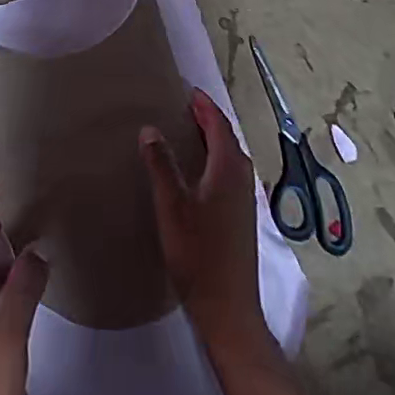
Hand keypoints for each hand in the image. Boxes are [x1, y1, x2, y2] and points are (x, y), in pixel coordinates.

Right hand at [139, 88, 266, 353]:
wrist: (227, 305)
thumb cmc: (197, 253)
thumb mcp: (172, 207)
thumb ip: (161, 166)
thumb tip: (150, 129)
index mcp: (228, 167)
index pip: (218, 124)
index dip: (203, 105)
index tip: (187, 90)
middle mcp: (242, 176)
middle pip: (225, 136)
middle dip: (207, 118)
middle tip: (182, 105)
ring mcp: (245, 196)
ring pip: (228, 154)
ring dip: (210, 138)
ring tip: (186, 130)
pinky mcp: (241, 212)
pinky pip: (227, 170)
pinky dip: (213, 157)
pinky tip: (196, 169)